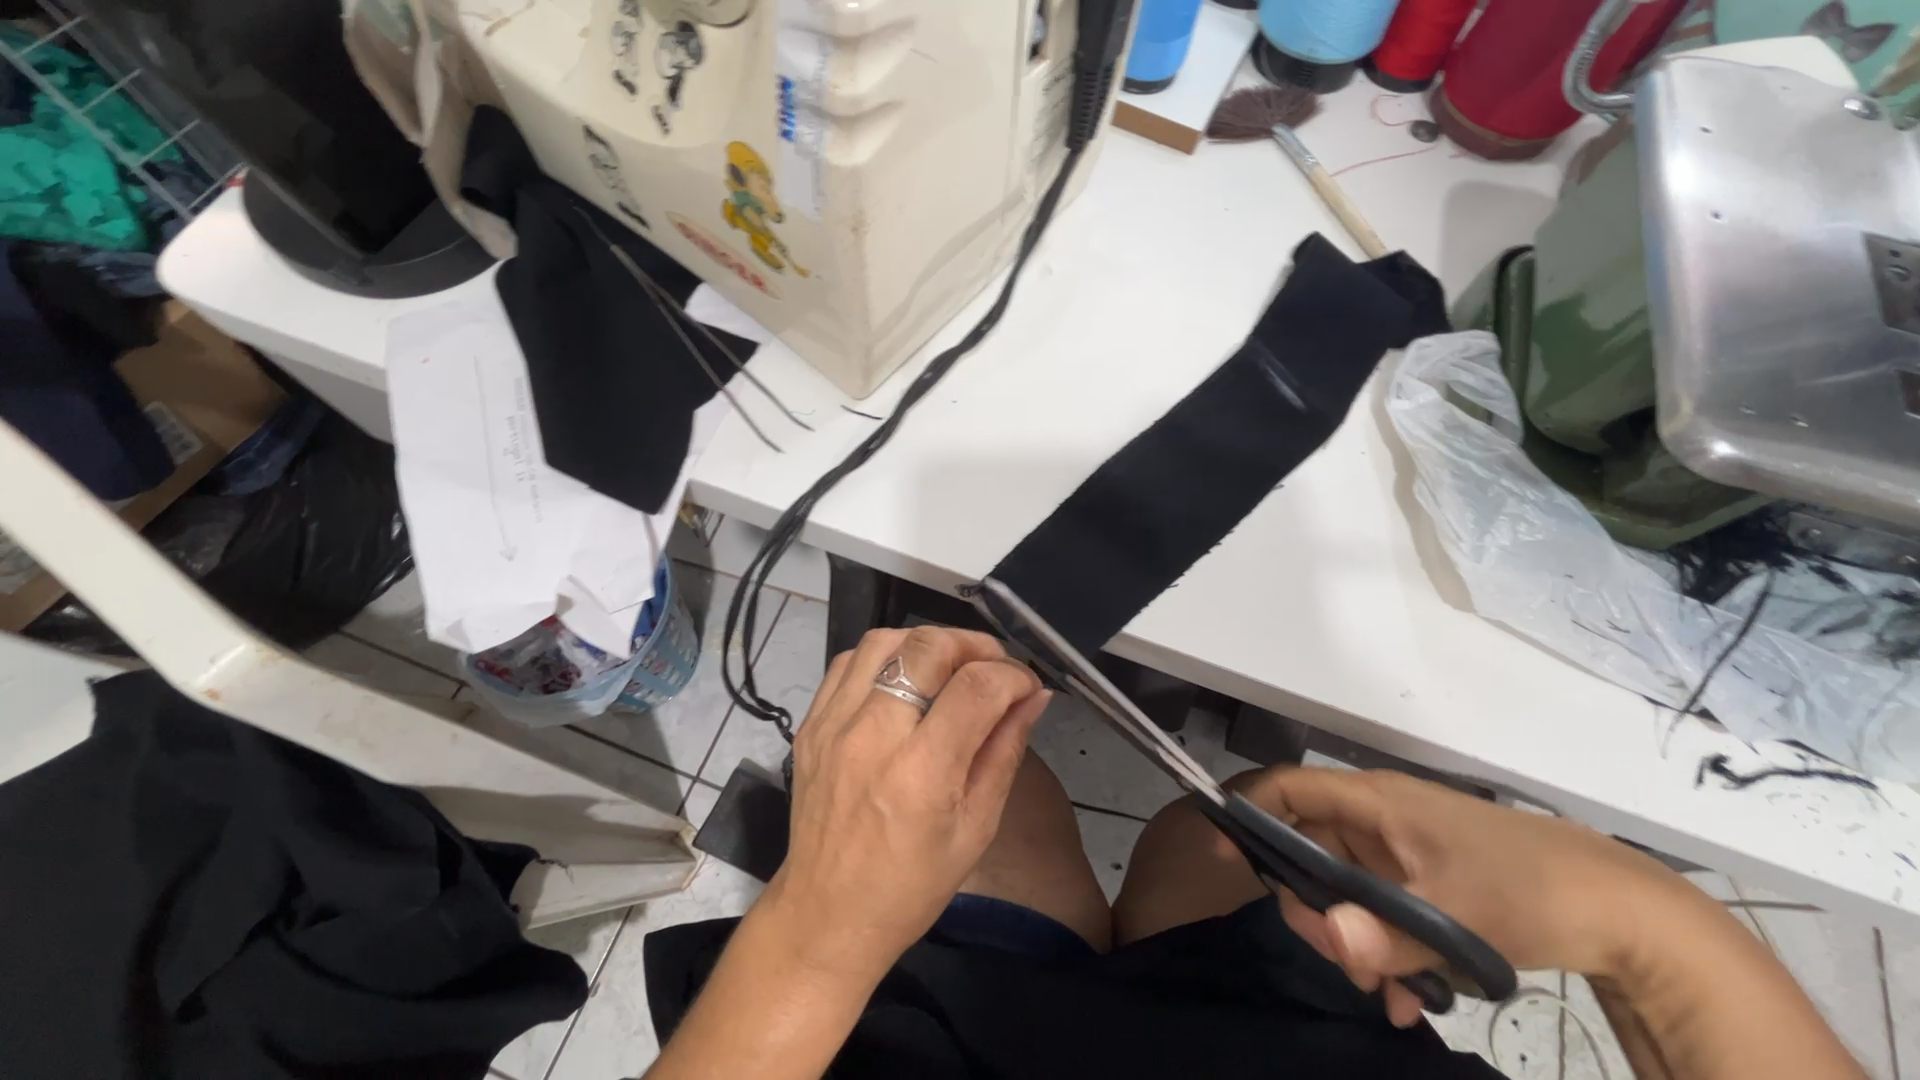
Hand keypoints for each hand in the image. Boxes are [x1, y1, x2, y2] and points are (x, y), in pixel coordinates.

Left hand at [760, 626, 1050, 982]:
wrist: (827, 915)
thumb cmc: (911, 884)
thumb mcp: (977, 828)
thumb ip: (1005, 751)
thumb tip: (1035, 697)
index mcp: (920, 772)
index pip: (977, 686)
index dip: (1014, 675)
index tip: (1027, 690)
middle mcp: (872, 736)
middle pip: (927, 647)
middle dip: (974, 645)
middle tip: (993, 668)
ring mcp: (833, 725)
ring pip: (884, 640)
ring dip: (927, 643)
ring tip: (949, 668)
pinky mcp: (811, 724)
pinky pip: (849, 662)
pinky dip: (885, 656)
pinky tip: (904, 681)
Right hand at [1231, 768, 1692, 1025]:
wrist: (1626, 912)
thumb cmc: (1530, 889)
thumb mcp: (1458, 915)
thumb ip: (1386, 933)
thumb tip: (1324, 934)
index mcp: (1375, 801)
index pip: (1288, 787)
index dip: (1249, 811)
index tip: (1223, 856)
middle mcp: (1379, 819)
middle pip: (1310, 849)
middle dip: (1311, 906)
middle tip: (1334, 955)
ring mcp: (1403, 853)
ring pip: (1345, 889)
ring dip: (1351, 939)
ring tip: (1380, 988)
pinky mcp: (1427, 883)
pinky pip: (1380, 912)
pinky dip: (1380, 950)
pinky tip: (1402, 998)